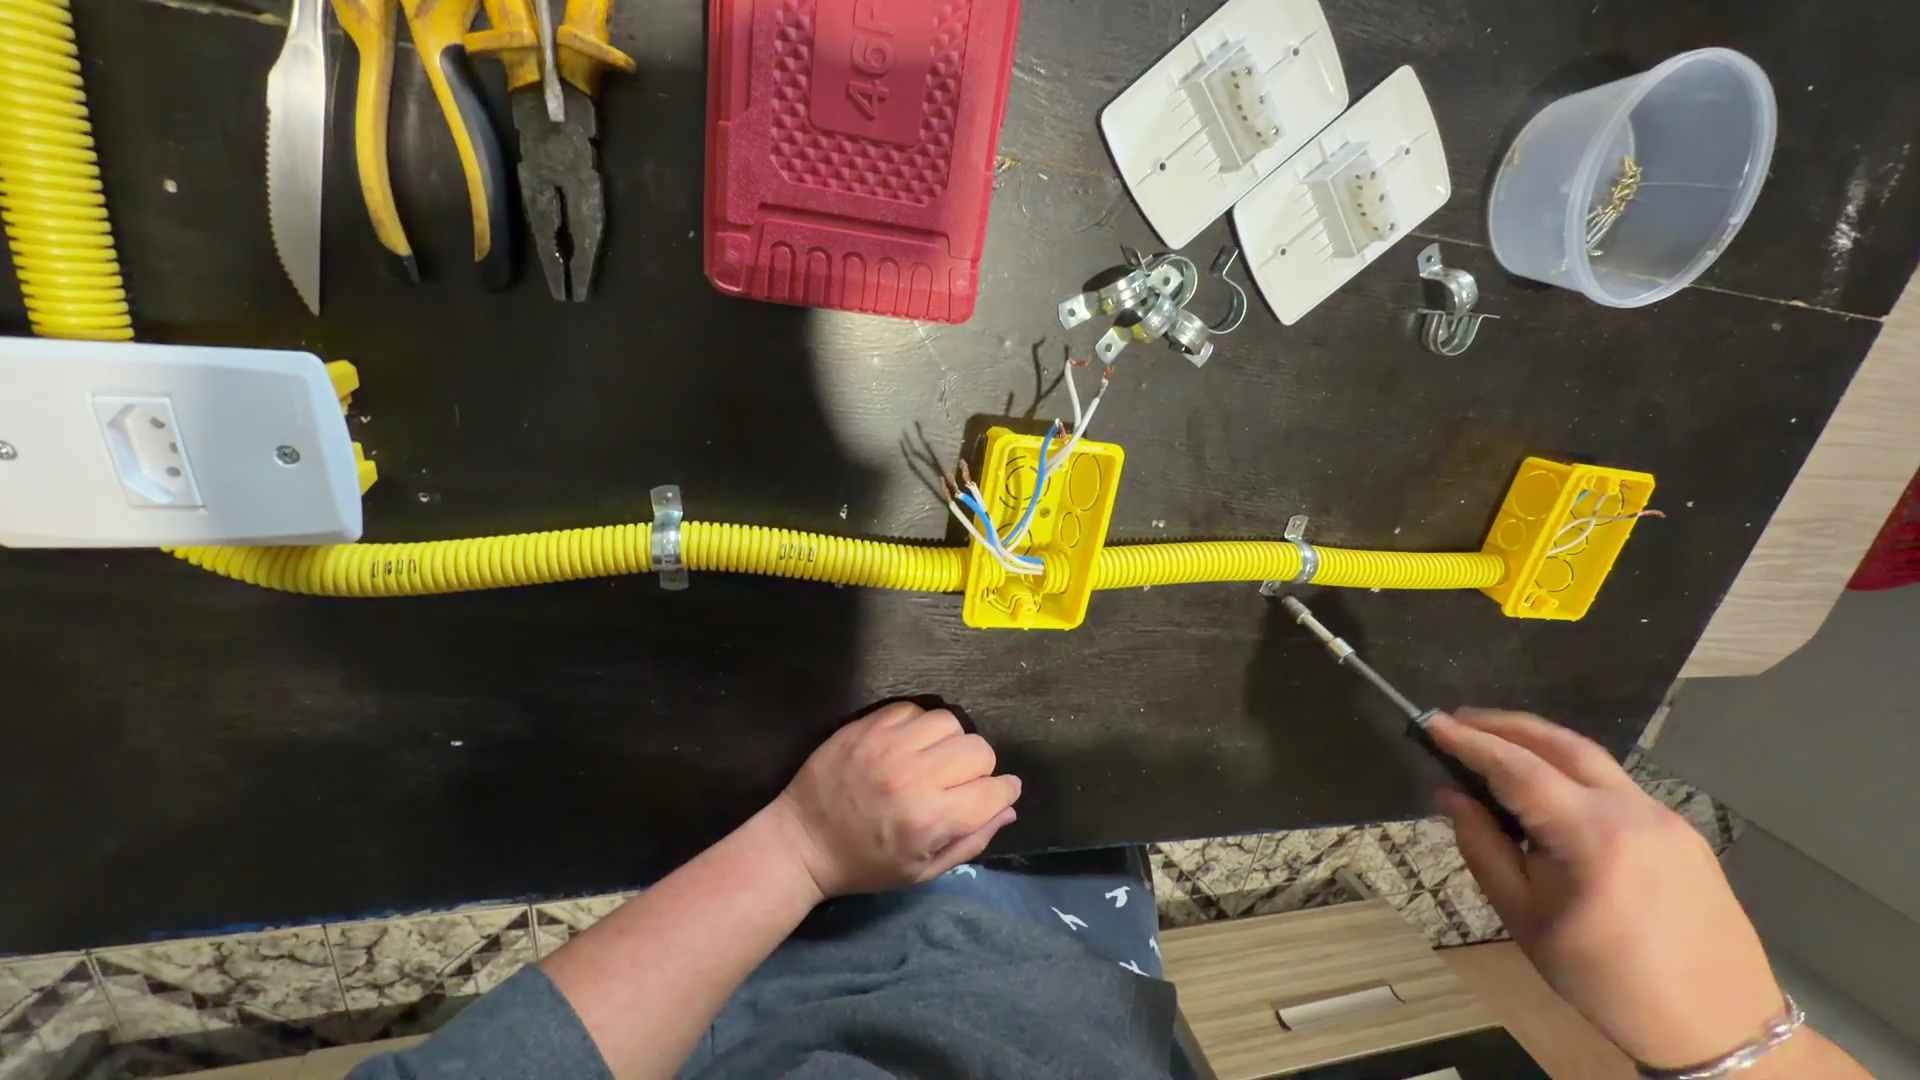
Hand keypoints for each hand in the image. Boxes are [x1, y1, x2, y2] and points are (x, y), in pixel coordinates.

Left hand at [772, 702, 1021, 900]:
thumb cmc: (865, 864)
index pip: (993, 790)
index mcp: (930, 819)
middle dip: (979, 767)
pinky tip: (907, 745)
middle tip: (960, 781)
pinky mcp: (867, 726)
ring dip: (950, 741)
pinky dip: (918, 725)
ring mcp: (888, 745)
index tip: (998, 792)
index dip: (1003, 792)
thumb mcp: (922, 871)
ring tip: (933, 759)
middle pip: (978, 749)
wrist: (802, 841)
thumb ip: (970, 840)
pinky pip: (913, 709)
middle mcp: (914, 776)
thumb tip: (1008, 808)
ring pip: (949, 722)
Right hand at [1430, 708, 1784, 1070]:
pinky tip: (1545, 786)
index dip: (1469, 742)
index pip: (1516, 768)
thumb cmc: (1604, 978)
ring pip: (1591, 759)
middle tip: (1458, 720)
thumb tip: (1451, 796)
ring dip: (1538, 742)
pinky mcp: (1680, 833)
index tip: (1431, 723)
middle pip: (1561, 744)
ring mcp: (1664, 819)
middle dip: (1504, 725)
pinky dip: (1569, 770)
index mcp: (1592, 835)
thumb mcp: (1523, 915)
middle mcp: (1633, 812)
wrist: (1717, 1029)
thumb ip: (1482, 846)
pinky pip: (1613, 784)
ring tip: (1494, 742)